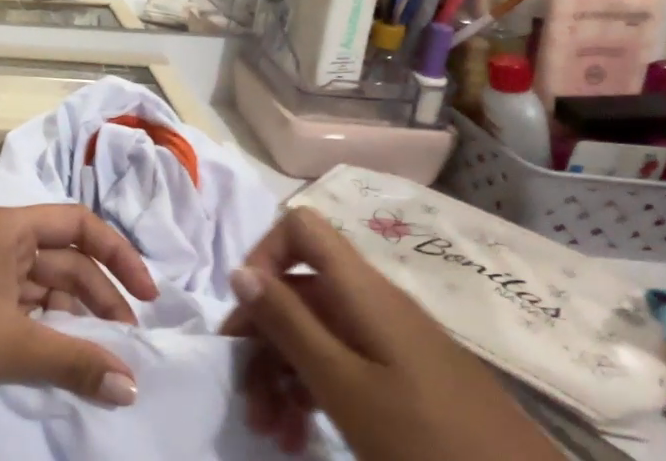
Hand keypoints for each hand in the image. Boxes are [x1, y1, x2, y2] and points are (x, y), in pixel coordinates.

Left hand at [0, 205, 158, 407]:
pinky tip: (64, 360)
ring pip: (44, 287)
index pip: (79, 225)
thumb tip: (131, 385)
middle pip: (65, 259)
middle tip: (129, 345)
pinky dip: (47, 331)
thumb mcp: (13, 343)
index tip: (150, 296)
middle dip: (101, 298)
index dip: (119, 255)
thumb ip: (76, 362)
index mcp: (8, 228)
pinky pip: (22, 308)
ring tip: (102, 360)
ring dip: (75, 319)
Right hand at [221, 208, 557, 460]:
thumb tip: (240, 271)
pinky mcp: (404, 378)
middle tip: (246, 397)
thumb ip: (288, 324)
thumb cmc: (425, 437)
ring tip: (271, 429)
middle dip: (261, 338)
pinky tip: (299, 432)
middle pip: (298, 290)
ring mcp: (391, 343)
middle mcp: (373, 304)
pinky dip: (312, 391)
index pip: (299, 228)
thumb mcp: (343, 385)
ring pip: (315, 334)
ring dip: (281, 375)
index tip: (247, 311)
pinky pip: (342, 364)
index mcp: (361, 291)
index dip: (263, 255)